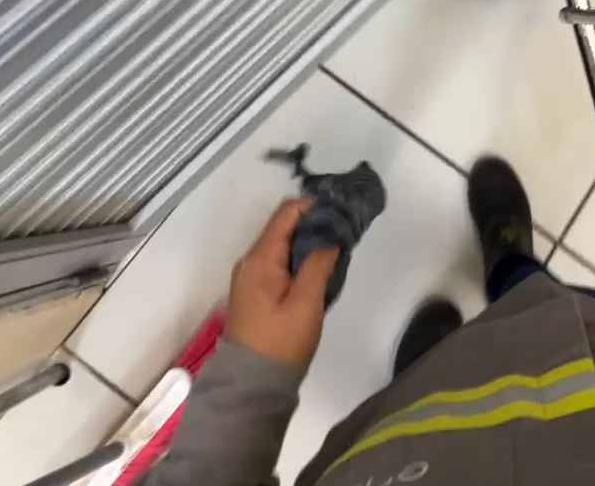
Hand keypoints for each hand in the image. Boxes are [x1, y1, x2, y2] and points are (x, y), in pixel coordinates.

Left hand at [226, 199, 338, 369]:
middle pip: (283, 226)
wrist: (251, 387)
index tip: (340, 212)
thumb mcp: (306, 302)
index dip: (313, 206)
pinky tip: (318, 268)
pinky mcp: (255, 291)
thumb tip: (330, 239)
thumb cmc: (281, 342)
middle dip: (314, 223)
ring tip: (336, 248)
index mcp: (260, 259)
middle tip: (344, 230)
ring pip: (282, 244)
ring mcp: (250, 277)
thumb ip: (318, 264)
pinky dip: (298, 257)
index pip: (286, 213)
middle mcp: (250, 261)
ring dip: (307, 241)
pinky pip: (278, 261)